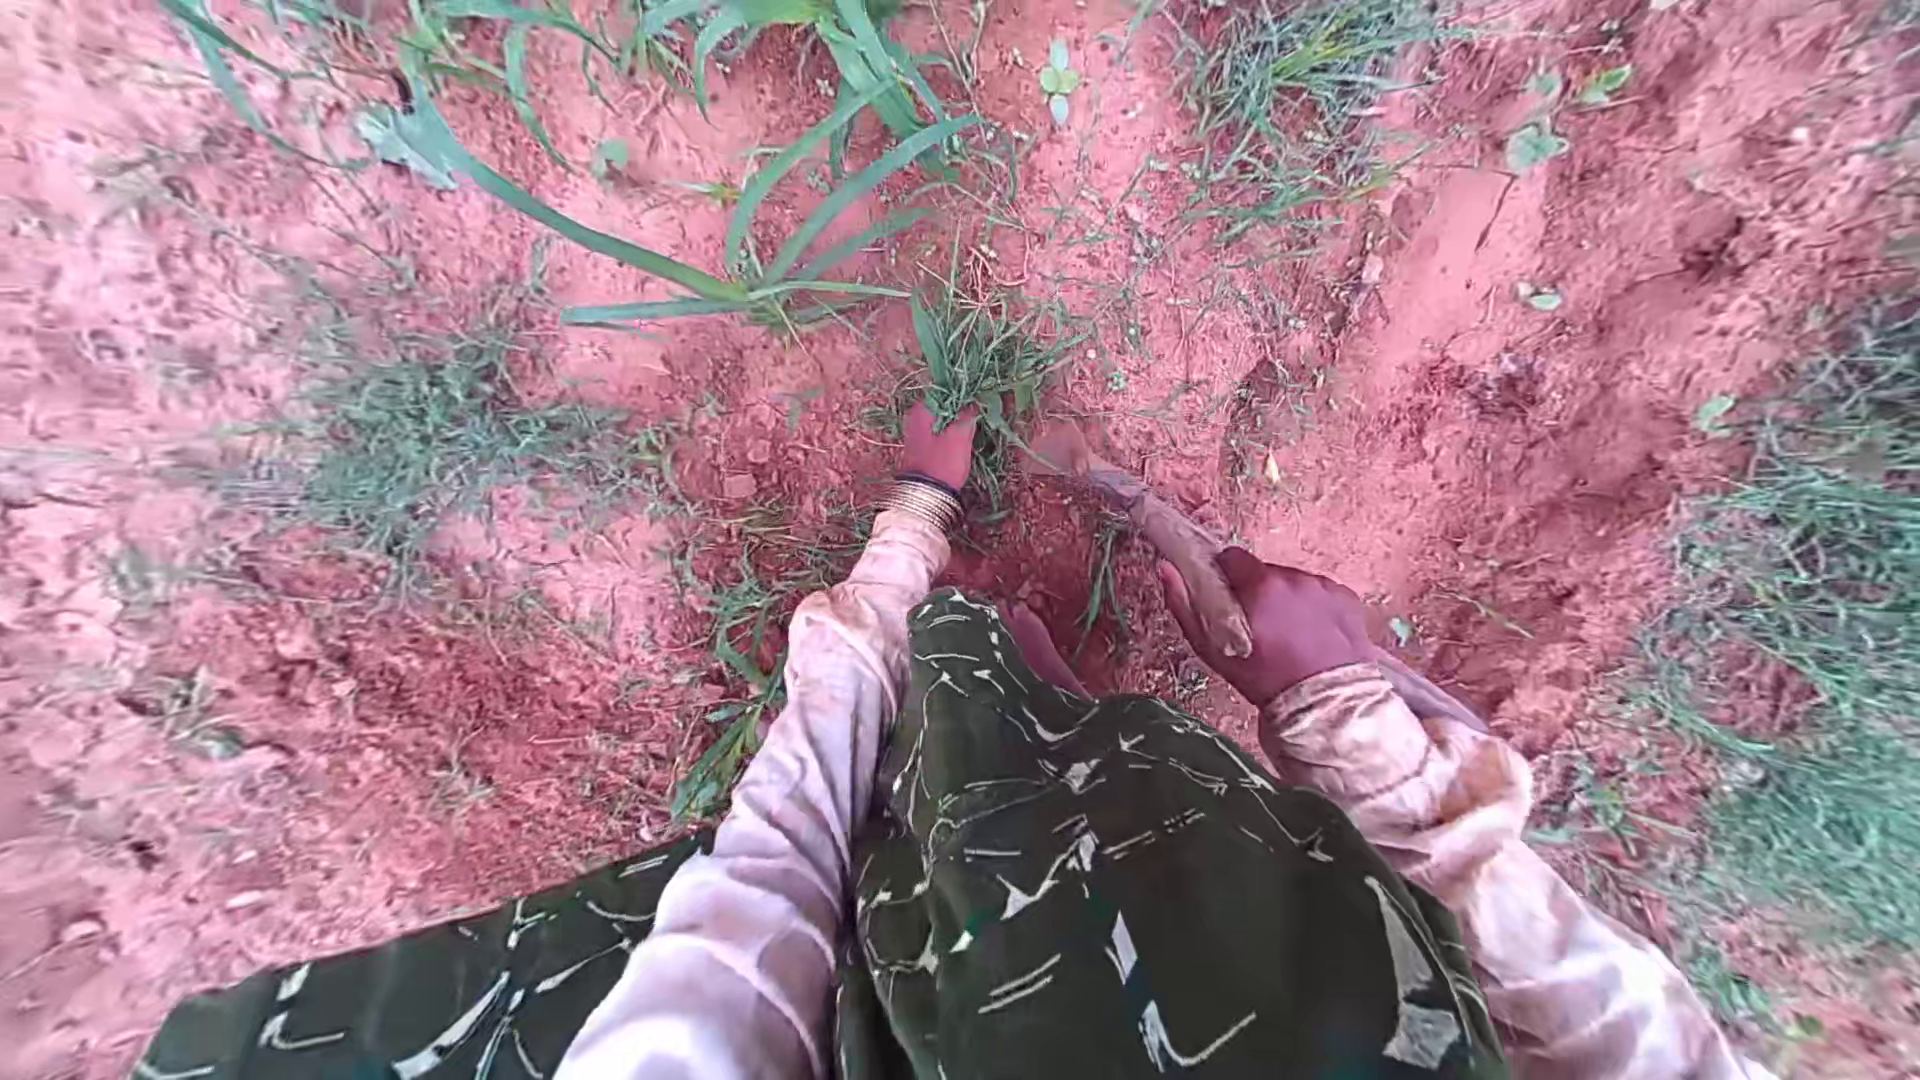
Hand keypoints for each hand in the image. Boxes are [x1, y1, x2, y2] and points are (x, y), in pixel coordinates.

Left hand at [900, 401, 976, 490]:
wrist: (927, 495)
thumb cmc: (942, 464)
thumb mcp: (959, 436)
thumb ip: (967, 415)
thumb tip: (974, 403)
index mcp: (921, 411)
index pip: (945, 391)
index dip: (963, 394)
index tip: (978, 400)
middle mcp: (916, 418)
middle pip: (944, 406)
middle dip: (961, 409)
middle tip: (978, 414)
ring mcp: (918, 433)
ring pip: (944, 420)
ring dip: (958, 422)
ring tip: (973, 427)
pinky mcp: (923, 447)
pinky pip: (941, 433)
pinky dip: (952, 434)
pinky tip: (963, 440)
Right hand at [1159, 547, 1370, 707]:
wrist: (1325, 703)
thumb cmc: (1264, 678)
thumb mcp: (1211, 648)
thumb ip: (1183, 604)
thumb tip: (1167, 569)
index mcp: (1260, 584)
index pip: (1232, 557)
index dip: (1225, 577)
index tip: (1227, 598)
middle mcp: (1294, 578)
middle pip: (1263, 571)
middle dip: (1256, 591)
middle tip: (1257, 624)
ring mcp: (1323, 587)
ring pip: (1291, 582)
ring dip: (1284, 599)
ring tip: (1286, 632)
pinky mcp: (1346, 598)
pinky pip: (1318, 592)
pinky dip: (1312, 607)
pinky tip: (1310, 633)